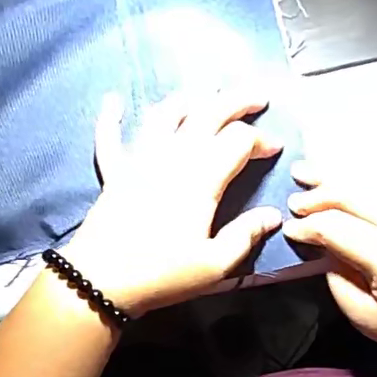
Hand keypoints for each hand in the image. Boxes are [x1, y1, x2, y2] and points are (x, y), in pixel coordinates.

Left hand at [63, 89, 285, 314]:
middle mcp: (172, 158)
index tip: (275, 149)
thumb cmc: (162, 274)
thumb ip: (245, 235)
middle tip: (256, 97)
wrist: (101, 282)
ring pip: (164, 115)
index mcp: (202, 179)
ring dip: (188, 100)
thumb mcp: (215, 264)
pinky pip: (110, 138)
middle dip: (236, 101)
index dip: (261, 140)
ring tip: (205, 95)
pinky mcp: (114, 173)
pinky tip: (113, 101)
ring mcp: (139, 161)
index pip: (238, 141)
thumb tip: (272, 215)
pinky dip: (111, 118)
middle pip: (207, 114)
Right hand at [282, 162, 376, 376]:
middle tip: (295, 195)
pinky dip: (368, 183)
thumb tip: (325, 250)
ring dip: (341, 178)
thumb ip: (339, 281)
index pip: (336, 228)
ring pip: (375, 183)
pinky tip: (351, 182)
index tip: (290, 230)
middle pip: (354, 194)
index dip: (308, 227)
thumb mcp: (369, 321)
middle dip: (319, 193)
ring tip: (313, 173)